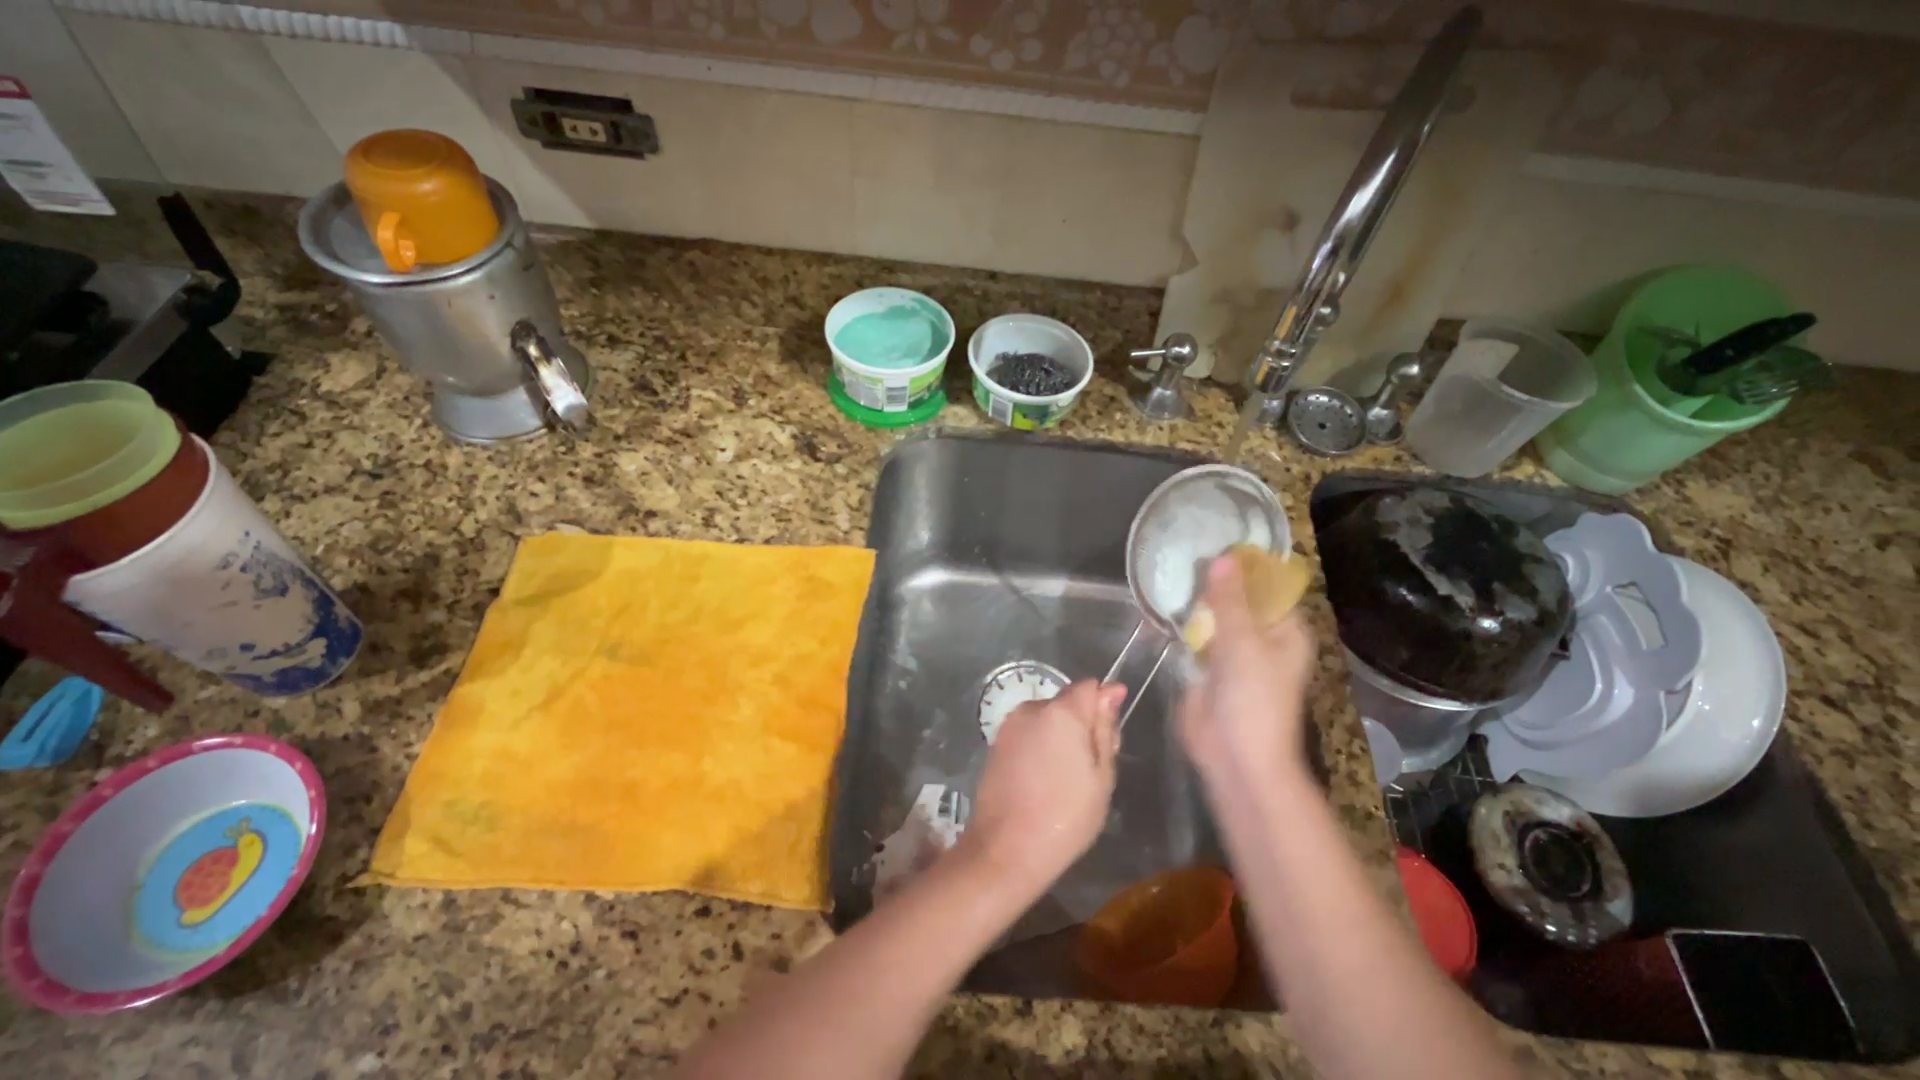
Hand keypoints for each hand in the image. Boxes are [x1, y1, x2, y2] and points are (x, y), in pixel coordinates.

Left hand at [956, 680, 1123, 897]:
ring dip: (1060, 738)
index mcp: (1060, 712)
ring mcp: (1008, 727)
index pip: (1089, 687)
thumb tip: (1111, 691)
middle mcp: (1030, 710)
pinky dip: (1040, 749)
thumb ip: (1105, 728)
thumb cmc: (1066, 816)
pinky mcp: (995, 746)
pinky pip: (1028, 736)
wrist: (1007, 849)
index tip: (1109, 739)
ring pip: (1046, 720)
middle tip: (1090, 769)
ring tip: (1066, 780)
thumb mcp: (1101, 775)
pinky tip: (1044, 783)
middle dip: (1082, 725)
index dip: (1104, 707)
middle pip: (1066, 703)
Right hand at [1178, 555, 1317, 794]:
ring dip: (1196, 604)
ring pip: (1215, 620)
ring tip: (1169, 570)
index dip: (1246, 566)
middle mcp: (1263, 640)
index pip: (1269, 588)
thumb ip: (1228, 600)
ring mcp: (1233, 656)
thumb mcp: (1243, 643)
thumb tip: (1222, 556)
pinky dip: (1182, 626)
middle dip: (1215, 583)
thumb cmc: (1253, 700)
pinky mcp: (1206, 672)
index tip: (1216, 540)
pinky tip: (1161, 604)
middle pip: (1239, 601)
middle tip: (1184, 551)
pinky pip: (1195, 641)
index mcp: (1286, 632)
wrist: (1235, 758)